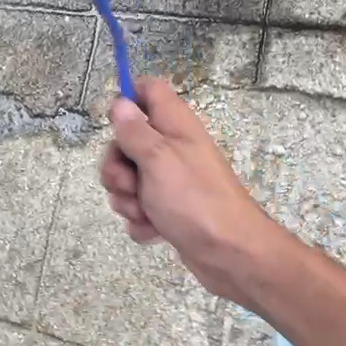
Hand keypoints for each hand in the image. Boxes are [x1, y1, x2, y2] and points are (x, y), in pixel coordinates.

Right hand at [99, 77, 297, 305]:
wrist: (230, 254)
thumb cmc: (195, 199)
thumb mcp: (158, 158)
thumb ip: (134, 130)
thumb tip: (120, 102)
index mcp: (174, 124)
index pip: (149, 90)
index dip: (128, 99)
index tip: (115, 123)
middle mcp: (172, 147)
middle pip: (127, 141)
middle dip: (117, 166)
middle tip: (128, 183)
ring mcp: (170, 181)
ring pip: (128, 179)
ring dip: (127, 198)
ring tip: (145, 212)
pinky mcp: (168, 210)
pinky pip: (139, 208)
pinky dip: (141, 220)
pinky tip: (154, 230)